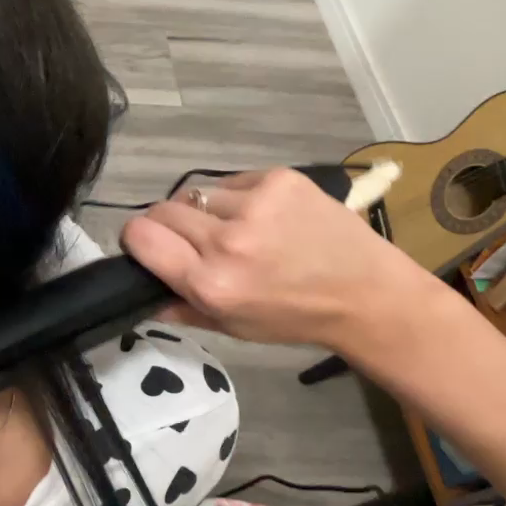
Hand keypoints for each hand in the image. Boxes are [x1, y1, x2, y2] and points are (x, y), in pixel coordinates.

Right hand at [120, 168, 460, 354]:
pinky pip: (231, 181)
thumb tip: (138, 289)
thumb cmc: (294, 317)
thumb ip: (178, 307)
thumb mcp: (230, 326)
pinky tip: (260, 216)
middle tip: (190, 241)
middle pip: (160, 210)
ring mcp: (255, 204)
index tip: (150, 247)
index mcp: (211, 283)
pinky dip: (235, 197)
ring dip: (203, 211)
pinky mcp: (278, 179)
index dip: (137, 240)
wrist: (368, 293)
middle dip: (166, 225)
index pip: (140, 237)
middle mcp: (228, 241)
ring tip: (231, 228)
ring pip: (195, 194)